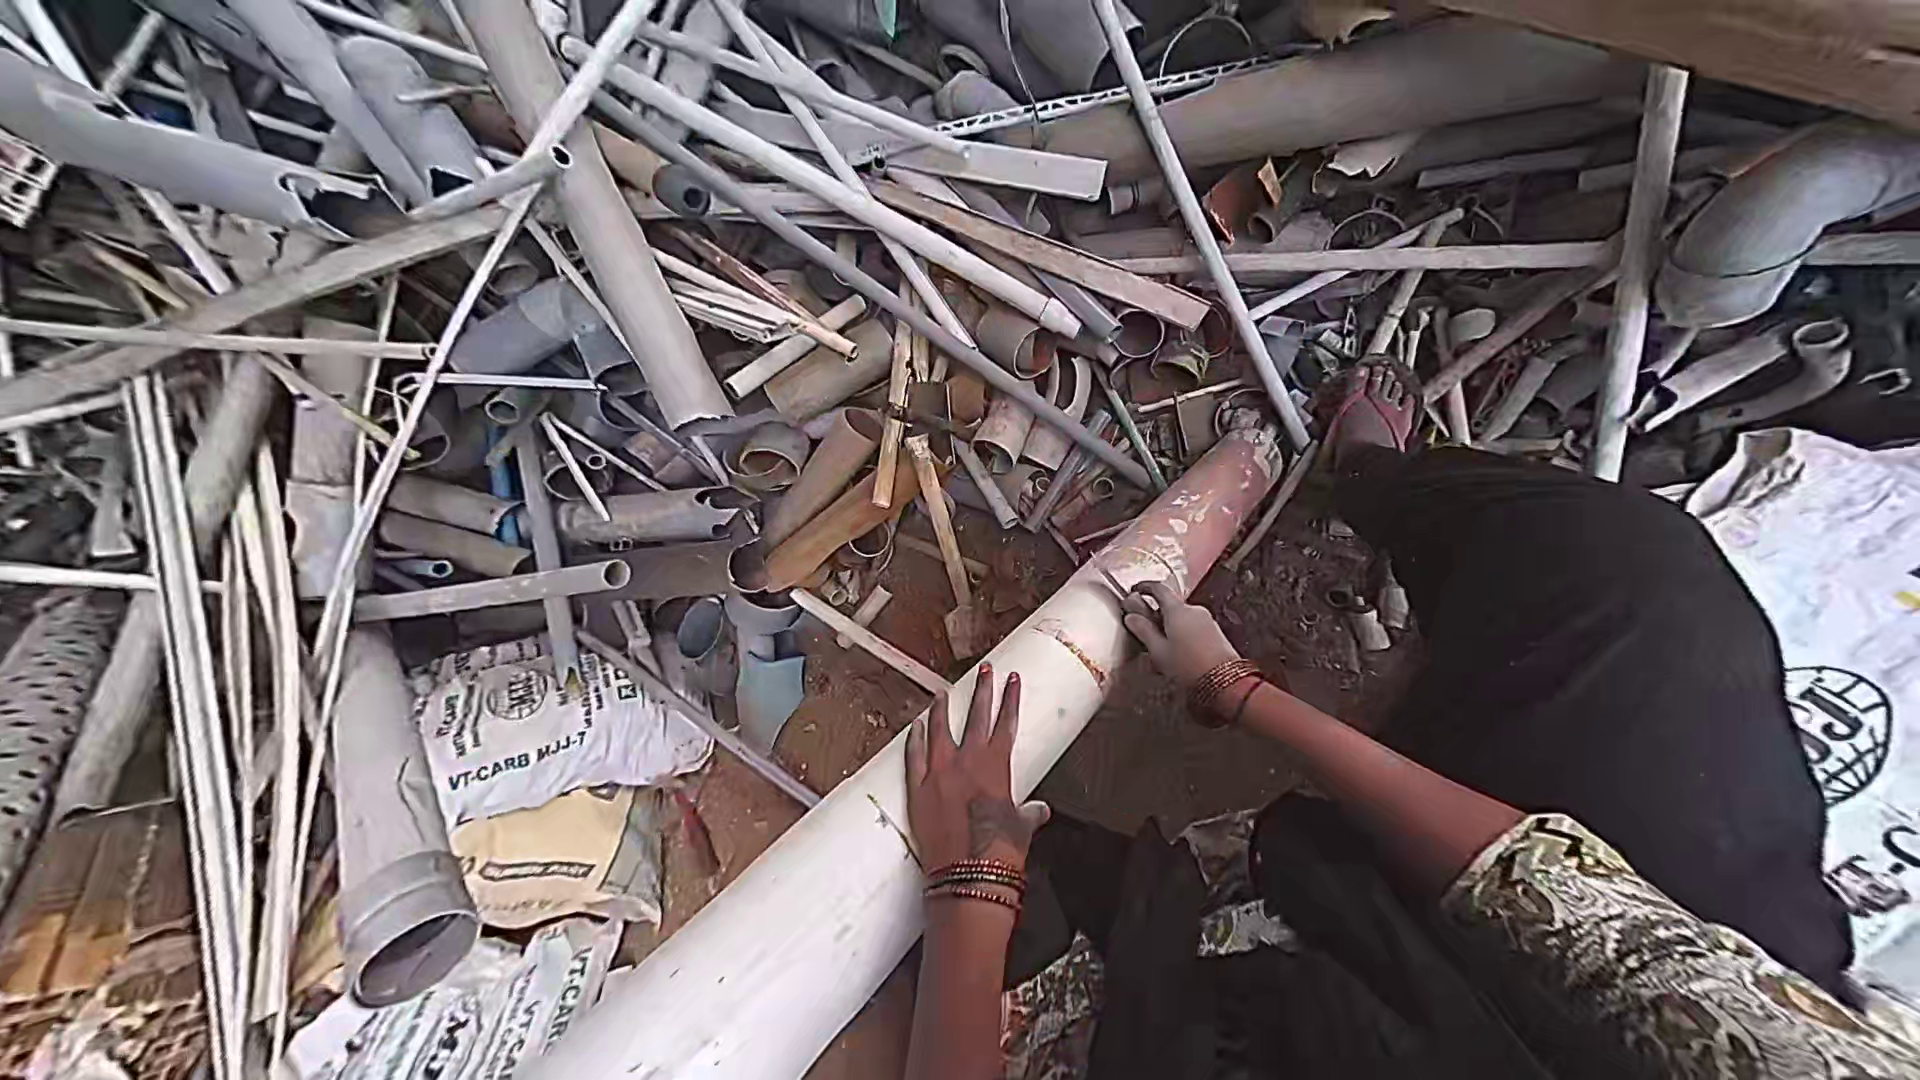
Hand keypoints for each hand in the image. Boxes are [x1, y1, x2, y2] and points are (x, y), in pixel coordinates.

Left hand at [905, 664, 1050, 872]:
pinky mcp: (918, 787)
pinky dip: (915, 739)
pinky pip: (915, 755)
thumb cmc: (999, 853)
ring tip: (943, 691)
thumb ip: (1028, 813)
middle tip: (985, 670)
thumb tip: (1039, 810)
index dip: (1011, 698)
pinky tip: (916, 726)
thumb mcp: (1021, 828)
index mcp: (995, 765)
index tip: (1013, 679)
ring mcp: (939, 771)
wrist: (968, 877)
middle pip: (976, 716)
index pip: (1006, 722)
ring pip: (940, 729)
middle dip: (982, 690)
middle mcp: (967, 760)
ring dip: (943, 708)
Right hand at [1121, 580, 1241, 691]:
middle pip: (1170, 606)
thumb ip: (1143, 630)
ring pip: (1181, 619)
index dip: (1144, 587)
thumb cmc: (1190, 667)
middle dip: (1156, 616)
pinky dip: (1181, 635)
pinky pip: (1192, 628)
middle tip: (1144, 632)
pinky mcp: (1215, 633)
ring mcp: (1207, 621)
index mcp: (1178, 610)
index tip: (1136, 591)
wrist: (1226, 683)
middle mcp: (1194, 611)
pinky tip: (1177, 655)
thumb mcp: (1158, 650)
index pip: (1158, 589)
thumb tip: (1132, 617)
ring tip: (1161, 651)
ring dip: (1169, 628)